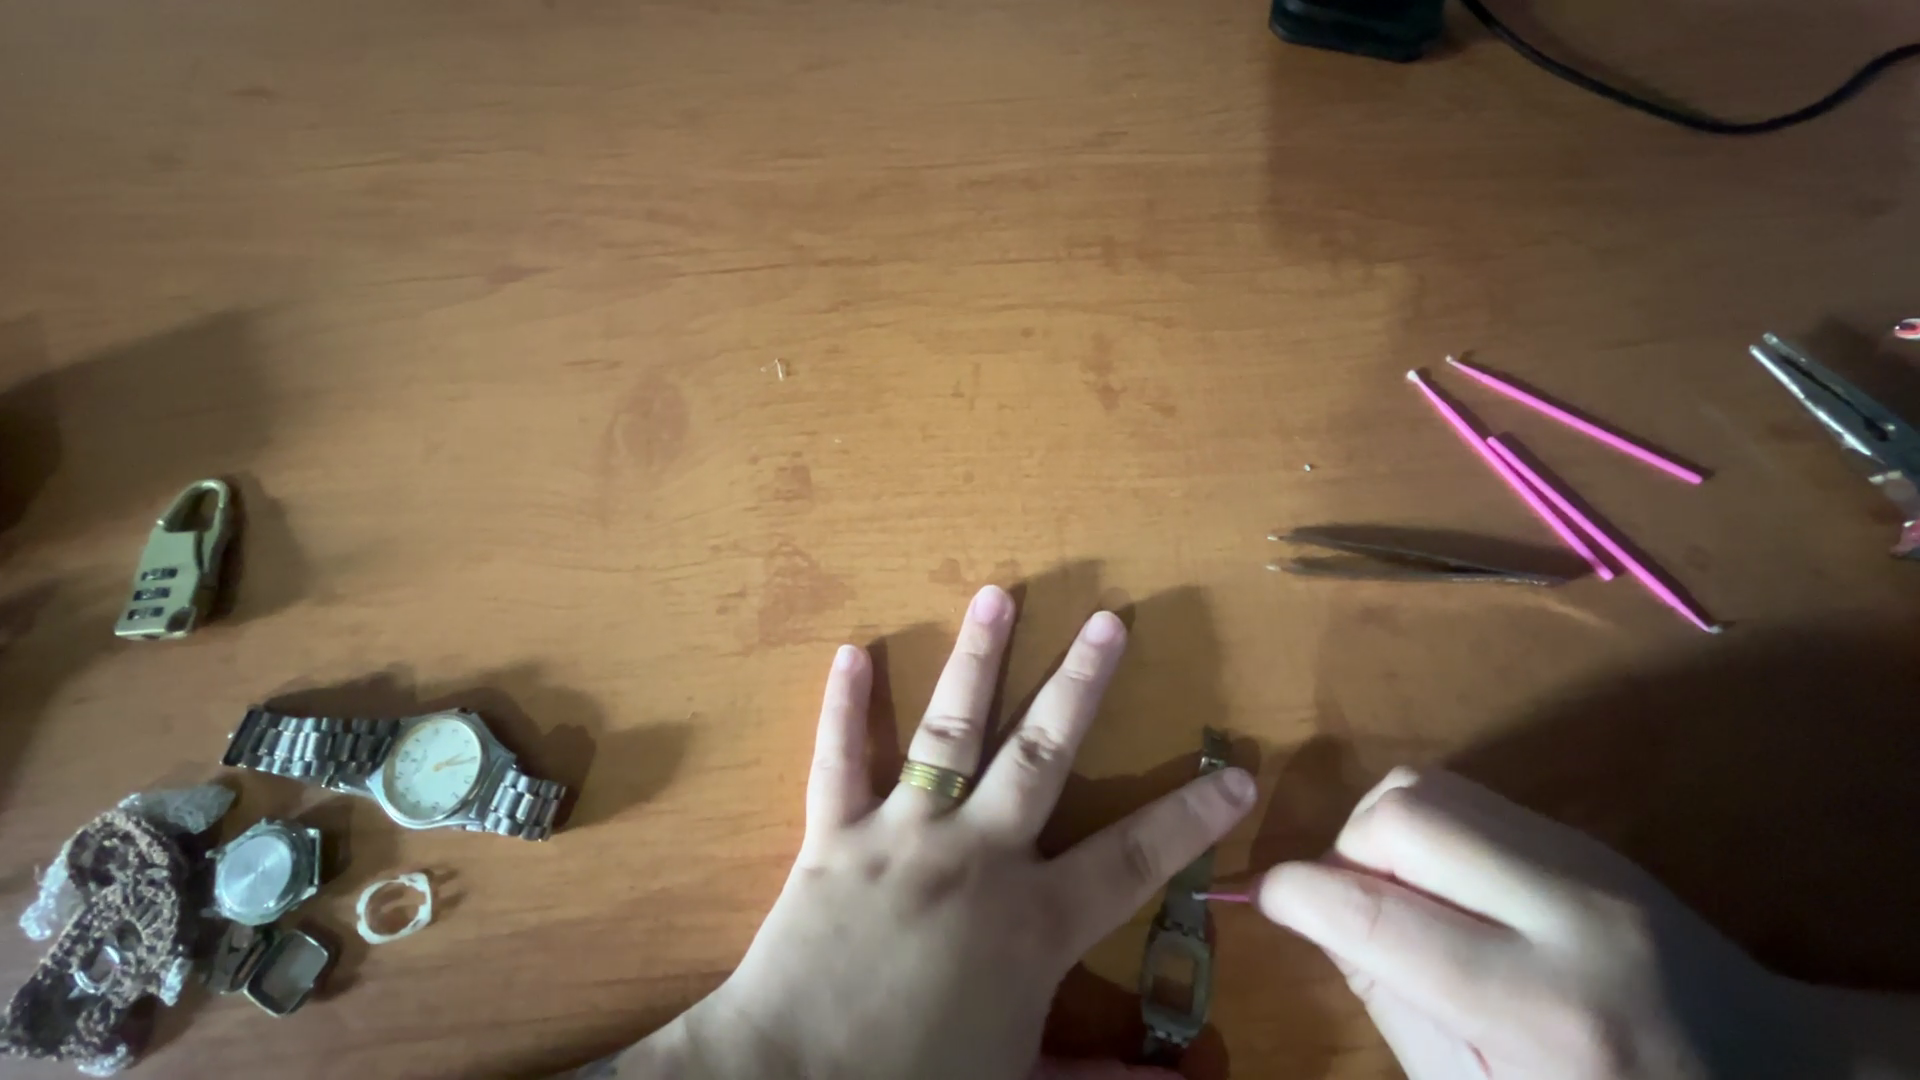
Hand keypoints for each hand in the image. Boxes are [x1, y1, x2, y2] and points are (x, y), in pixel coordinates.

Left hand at [631, 585, 1256, 1079]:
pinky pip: (838, 760)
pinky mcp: (834, 833)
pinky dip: (843, 707)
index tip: (1233, 772)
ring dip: (975, 660)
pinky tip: (850, 651)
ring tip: (995, 595)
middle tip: (1107, 621)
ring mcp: (904, 834)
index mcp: (1032, 920)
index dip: (1189, 816)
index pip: (1132, 857)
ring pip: (949, 731)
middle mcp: (977, 856)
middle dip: (1079, 684)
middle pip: (1041, 753)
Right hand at [1256, 768, 1843, 1079]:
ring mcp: (1587, 861)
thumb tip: (1318, 921)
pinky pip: (1460, 792)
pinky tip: (1443, 881)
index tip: (1267, 897)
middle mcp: (1568, 914)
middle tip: (1353, 903)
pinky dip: (1420, 824)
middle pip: (1399, 815)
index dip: (1296, 895)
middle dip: (1346, 848)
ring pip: (1422, 785)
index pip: (1376, 917)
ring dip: (1379, 828)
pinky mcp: (1585, 835)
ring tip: (1400, 890)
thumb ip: (1394, 1007)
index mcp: (1543, 1010)